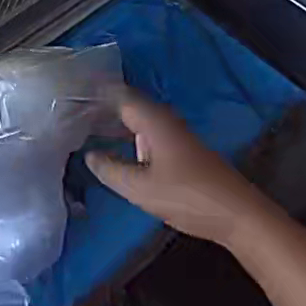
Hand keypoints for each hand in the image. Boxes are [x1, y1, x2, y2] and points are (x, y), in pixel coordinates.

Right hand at [85, 89, 276, 246]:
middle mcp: (162, 118)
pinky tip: (114, 145)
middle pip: (126, 103)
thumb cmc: (187, 196)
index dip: (93, 92)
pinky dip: (126, 132)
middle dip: (100, 105)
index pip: (116, 94)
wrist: (237, 213)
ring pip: (136, 118)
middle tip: (69, 110)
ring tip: (83, 125)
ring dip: (113, 119)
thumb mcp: (141, 189)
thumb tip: (89, 154)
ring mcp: (173, 132)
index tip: (68, 92)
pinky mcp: (179, 148)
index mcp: (152, 119)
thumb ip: (111, 170)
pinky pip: (145, 130)